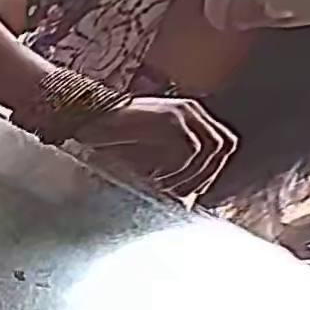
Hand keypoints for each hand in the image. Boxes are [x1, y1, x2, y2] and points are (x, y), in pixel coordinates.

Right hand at [75, 97, 236, 199]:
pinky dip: (180, 170)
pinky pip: (191, 149)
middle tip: (180, 195)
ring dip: (193, 175)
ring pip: (212, 148)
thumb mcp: (141, 151)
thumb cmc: (106, 139)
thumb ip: (163, 164)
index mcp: (188, 117)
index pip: (220, 145)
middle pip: (224, 145)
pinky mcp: (171, 118)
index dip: (209, 172)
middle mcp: (191, 111)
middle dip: (206, 175)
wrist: (85, 117)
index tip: (188, 193)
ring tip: (166, 190)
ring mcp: (183, 112)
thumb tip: (182, 198)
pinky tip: (158, 181)